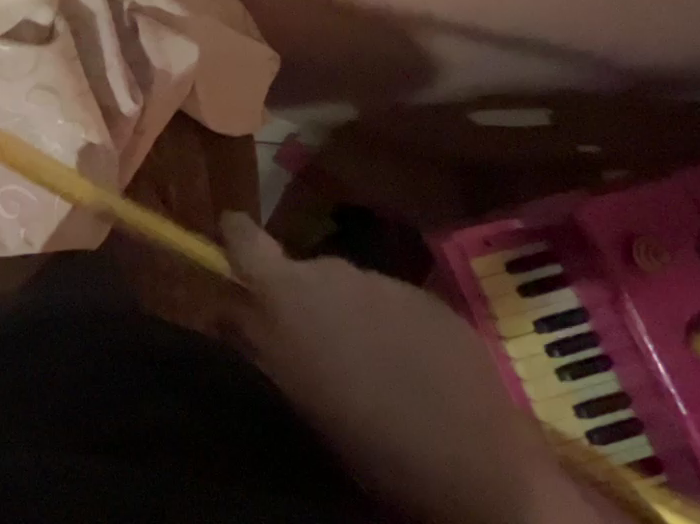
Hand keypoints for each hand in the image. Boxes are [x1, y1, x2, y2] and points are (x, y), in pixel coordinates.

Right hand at [219, 213, 607, 523]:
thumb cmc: (358, 430)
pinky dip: (390, 328)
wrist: (475, 463)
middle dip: (301, 299)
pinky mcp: (434, 303)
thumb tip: (224, 307)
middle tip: (310, 344)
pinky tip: (408, 371)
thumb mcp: (287, 388)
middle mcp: (333, 271)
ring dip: (348, 314)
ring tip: (364, 364)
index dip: (233, 235)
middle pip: (302, 270)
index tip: (228, 242)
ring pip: (351, 289)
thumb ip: (251, 337)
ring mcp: (388, 283)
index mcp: (286, 290)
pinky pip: (395, 305)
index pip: (242, 237)